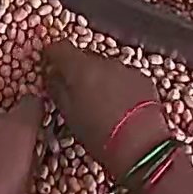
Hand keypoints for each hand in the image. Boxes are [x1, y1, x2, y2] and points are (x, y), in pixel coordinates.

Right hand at [43, 42, 167, 174]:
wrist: (142, 146)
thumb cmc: (98, 134)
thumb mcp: (69, 115)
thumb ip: (57, 89)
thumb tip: (53, 75)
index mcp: (80, 68)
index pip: (60, 48)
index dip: (52, 54)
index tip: (49, 62)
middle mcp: (103, 62)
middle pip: (84, 58)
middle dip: (77, 70)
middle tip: (74, 91)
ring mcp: (125, 69)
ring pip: (105, 68)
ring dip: (99, 79)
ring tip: (100, 103)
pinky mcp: (143, 79)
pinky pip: (124, 76)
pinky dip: (118, 86)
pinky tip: (120, 106)